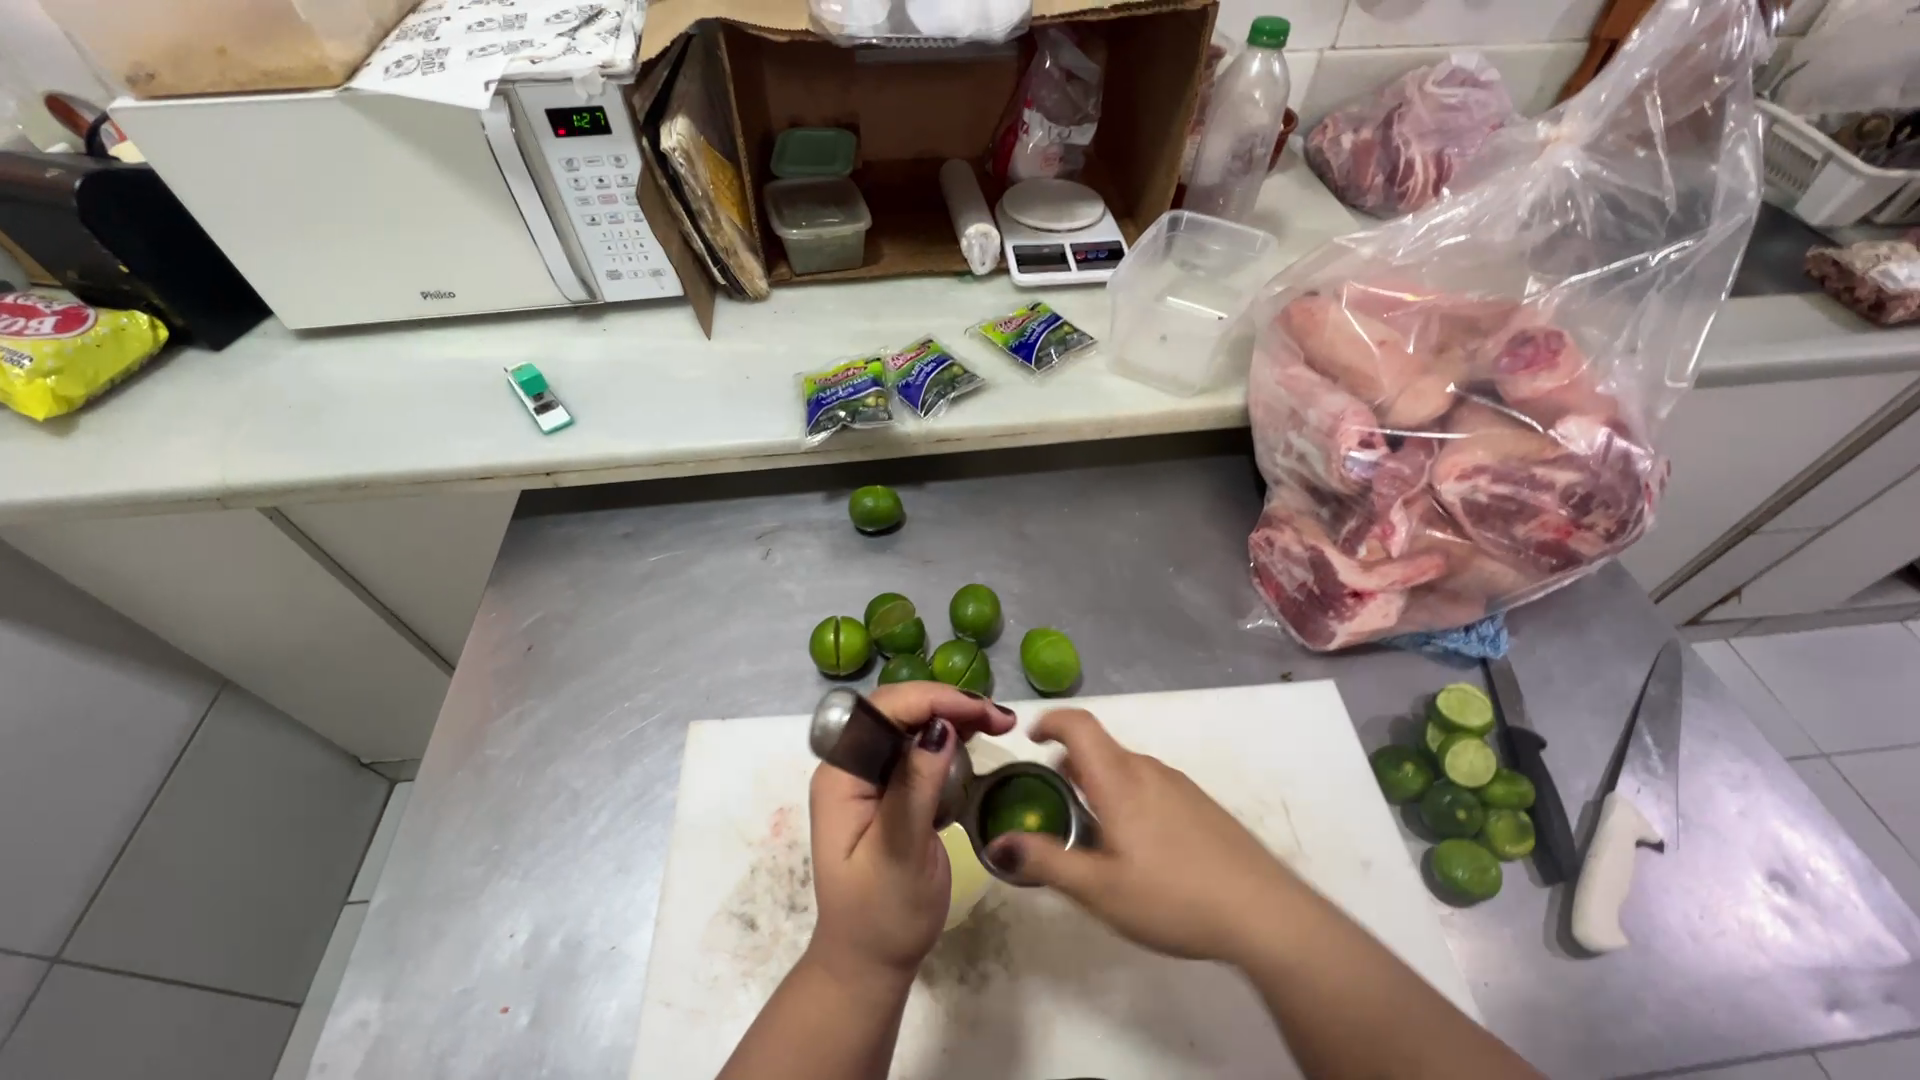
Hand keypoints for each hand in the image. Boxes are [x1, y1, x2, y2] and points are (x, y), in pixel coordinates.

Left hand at [807, 683, 1015, 981]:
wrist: (871, 959)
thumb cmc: (881, 914)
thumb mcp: (899, 853)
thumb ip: (916, 788)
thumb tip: (940, 728)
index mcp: (841, 776)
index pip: (882, 715)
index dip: (929, 701)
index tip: (978, 710)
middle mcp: (853, 767)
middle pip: (898, 713)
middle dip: (947, 705)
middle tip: (999, 718)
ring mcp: (872, 778)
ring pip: (913, 727)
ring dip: (954, 718)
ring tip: (998, 722)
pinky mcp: (893, 791)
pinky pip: (921, 752)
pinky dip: (952, 742)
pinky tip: (979, 740)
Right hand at [984, 709, 1302, 963]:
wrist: (1266, 914)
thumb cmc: (1174, 897)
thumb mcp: (1100, 890)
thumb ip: (1047, 862)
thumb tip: (998, 844)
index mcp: (1120, 780)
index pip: (1079, 725)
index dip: (1049, 722)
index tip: (1030, 740)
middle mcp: (1149, 771)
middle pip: (1100, 749)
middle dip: (1069, 765)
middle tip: (1051, 802)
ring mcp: (1180, 786)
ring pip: (1126, 770)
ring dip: (1098, 785)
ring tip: (1091, 832)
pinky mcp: (1201, 806)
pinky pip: (1151, 787)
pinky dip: (1127, 798)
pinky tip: (1137, 848)